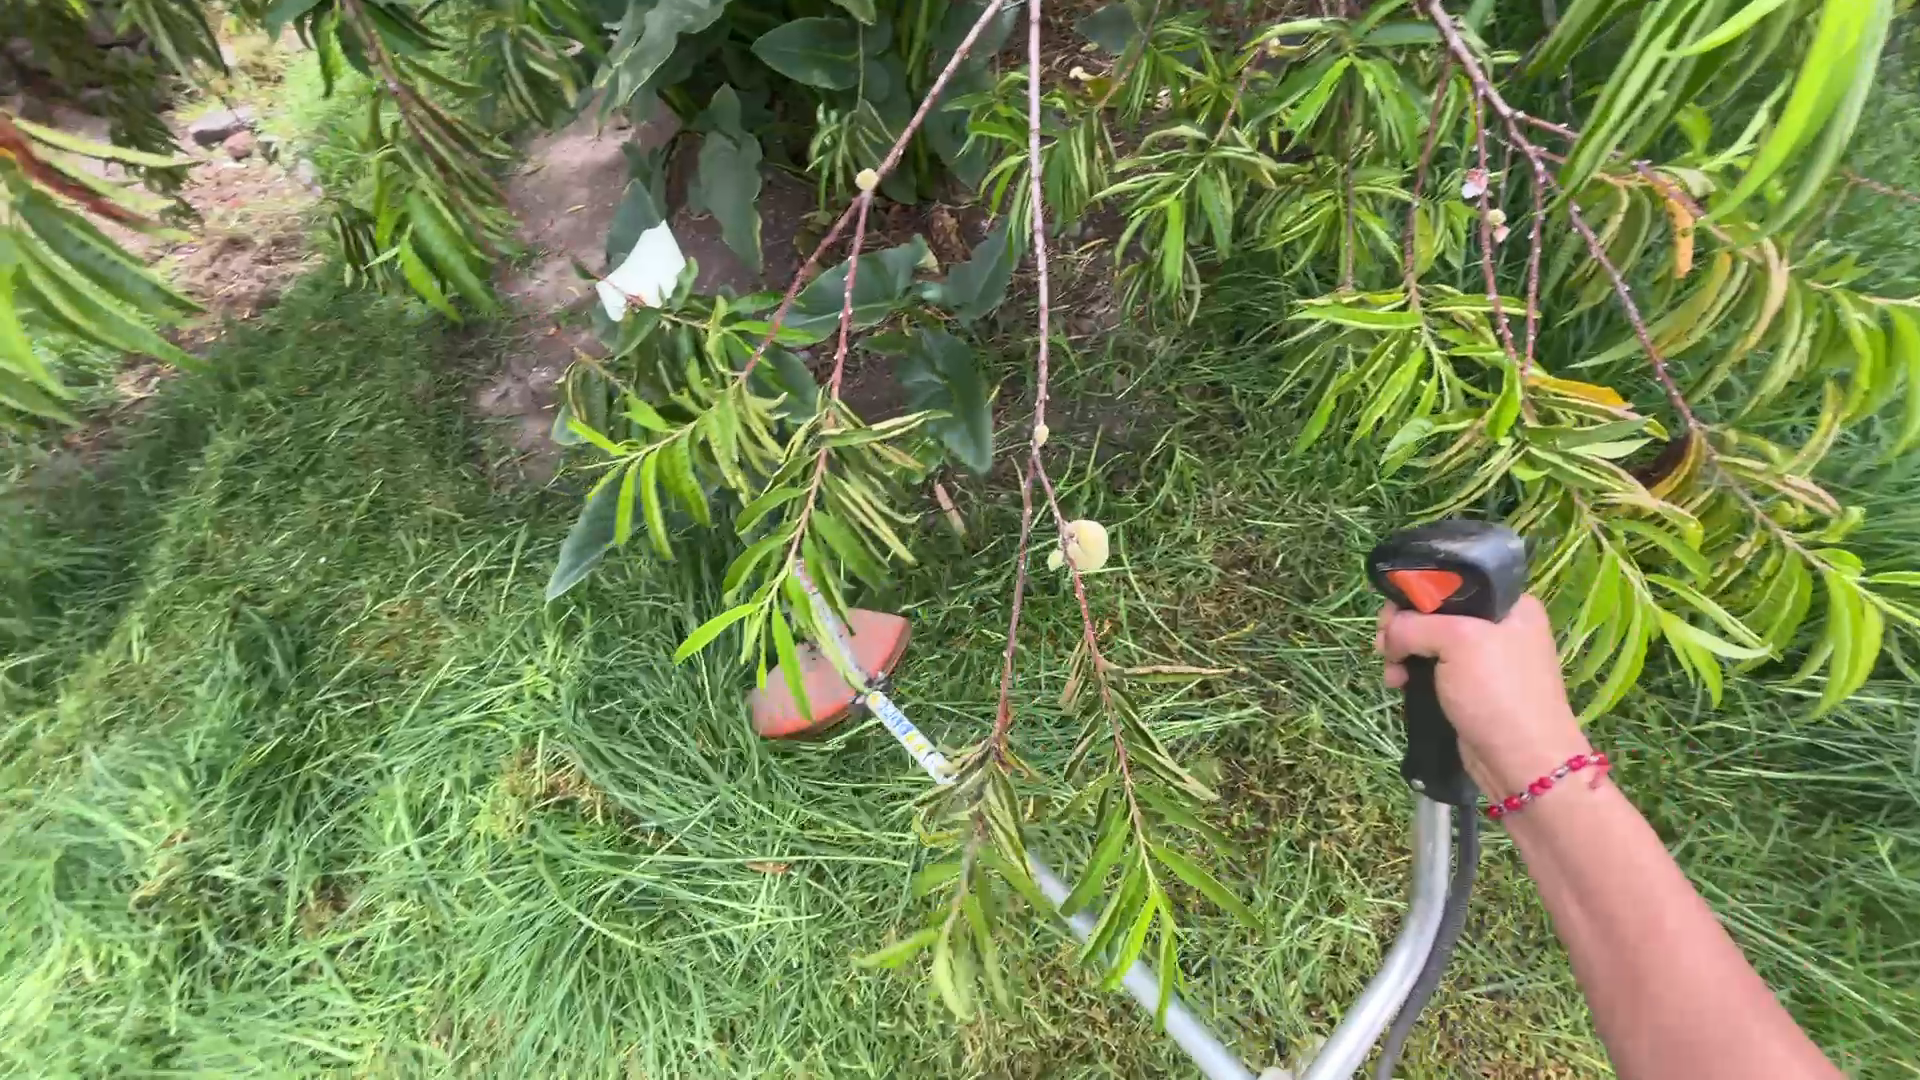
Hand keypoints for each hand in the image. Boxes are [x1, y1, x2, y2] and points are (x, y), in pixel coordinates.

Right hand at [1375, 594, 1589, 796]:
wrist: (1521, 761)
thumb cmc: (1498, 693)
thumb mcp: (1458, 641)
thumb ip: (1414, 624)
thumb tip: (1391, 635)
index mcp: (1507, 604)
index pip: (1448, 581)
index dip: (1414, 593)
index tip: (1395, 615)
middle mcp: (1494, 625)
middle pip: (1428, 610)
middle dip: (1400, 626)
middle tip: (1387, 646)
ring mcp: (1478, 656)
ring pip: (1421, 637)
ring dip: (1398, 651)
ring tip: (1392, 672)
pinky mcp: (1463, 683)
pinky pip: (1424, 663)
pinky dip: (1405, 670)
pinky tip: (1397, 683)